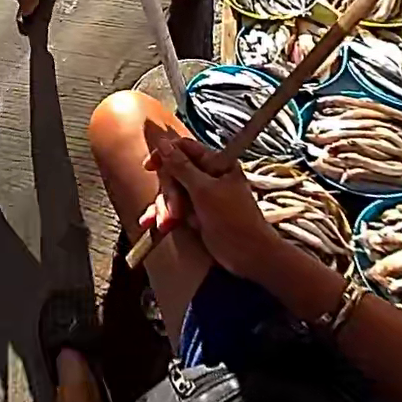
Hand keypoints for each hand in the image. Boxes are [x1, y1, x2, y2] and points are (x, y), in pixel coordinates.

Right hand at [136, 121, 294, 285]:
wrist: (250, 258)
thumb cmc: (234, 221)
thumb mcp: (204, 191)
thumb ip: (181, 166)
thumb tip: (163, 142)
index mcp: (216, 164)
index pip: (183, 148)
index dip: (165, 155)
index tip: (151, 167)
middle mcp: (207, 176)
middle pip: (173, 172)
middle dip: (169, 193)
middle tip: (176, 209)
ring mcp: (200, 195)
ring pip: (170, 191)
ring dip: (165, 208)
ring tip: (169, 224)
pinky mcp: (194, 212)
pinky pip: (170, 207)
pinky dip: (162, 215)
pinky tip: (153, 224)